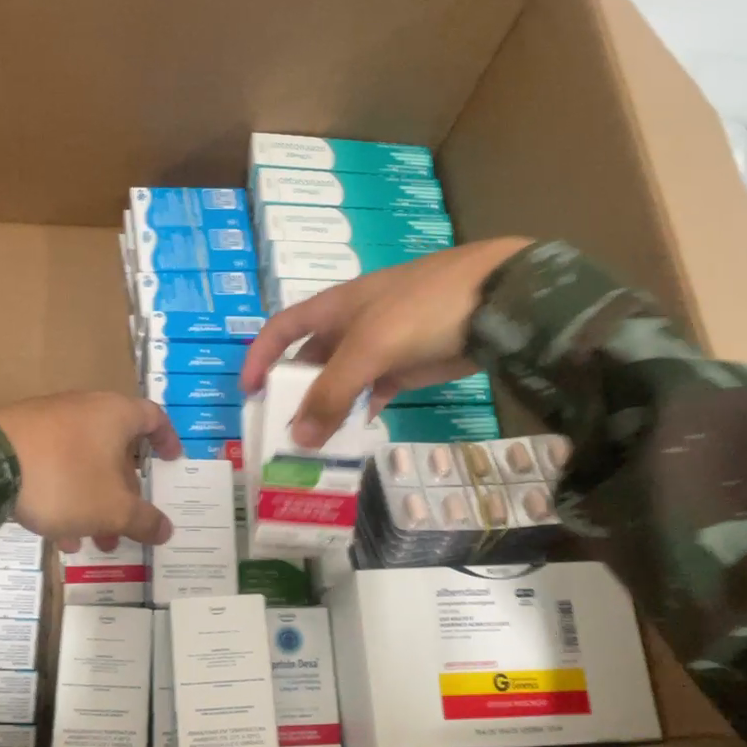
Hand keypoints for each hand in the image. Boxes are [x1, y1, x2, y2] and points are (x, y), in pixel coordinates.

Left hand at [0, 391, 182, 550]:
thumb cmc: (65, 478)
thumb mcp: (111, 509)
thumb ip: (142, 520)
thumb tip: (166, 530)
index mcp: (116, 415)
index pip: (154, 418)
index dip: (167, 440)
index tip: (172, 462)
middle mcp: (86, 409)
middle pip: (117, 451)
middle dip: (123, 494)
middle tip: (125, 528)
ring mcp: (50, 421)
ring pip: (85, 464)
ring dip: (93, 503)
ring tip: (90, 541)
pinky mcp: (22, 437)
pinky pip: (55, 466)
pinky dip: (64, 496)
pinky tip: (58, 534)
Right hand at [242, 237, 531, 446]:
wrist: (497, 300)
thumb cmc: (421, 310)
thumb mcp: (368, 348)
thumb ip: (332, 394)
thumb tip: (298, 439)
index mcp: (333, 308)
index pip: (282, 329)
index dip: (260, 357)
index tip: (249, 394)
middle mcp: (349, 327)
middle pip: (308, 362)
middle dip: (293, 394)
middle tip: (282, 434)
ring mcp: (379, 348)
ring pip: (339, 383)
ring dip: (325, 411)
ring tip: (312, 446)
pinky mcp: (405, 368)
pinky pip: (370, 394)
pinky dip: (358, 414)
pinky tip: (351, 438)